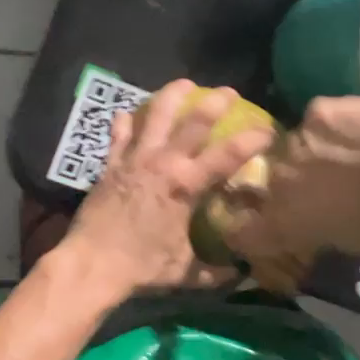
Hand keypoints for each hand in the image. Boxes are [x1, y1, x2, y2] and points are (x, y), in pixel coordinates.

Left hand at [59, 80, 274, 295]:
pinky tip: (130, 112)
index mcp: (186, 186)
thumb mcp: (185, 272)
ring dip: (172, 94)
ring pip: (155, 113)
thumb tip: (240, 275)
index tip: (269, 130)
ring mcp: (134, 158)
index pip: (229, 154)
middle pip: (194, 120)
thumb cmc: (141, 268)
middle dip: (216, 101)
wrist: (90, 264)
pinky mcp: (111, 163)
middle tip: (230, 92)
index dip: (253, 138)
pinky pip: (120, 132)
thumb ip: (215, 272)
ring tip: (184, 84)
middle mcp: (163, 162)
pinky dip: (127, 120)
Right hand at [224, 96, 359, 291]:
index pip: (244, 231)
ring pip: (299, 145)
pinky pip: (321, 119)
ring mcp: (298, 142)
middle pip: (277, 180)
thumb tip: (316, 225)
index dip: (250, 228)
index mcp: (286, 222)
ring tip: (351, 153)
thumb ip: (319, 232)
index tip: (266, 225)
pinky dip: (339, 126)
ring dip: (317, 152)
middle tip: (329, 185)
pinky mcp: (321, 110)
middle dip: (297, 183)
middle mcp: (280, 181)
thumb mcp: (350, 243)